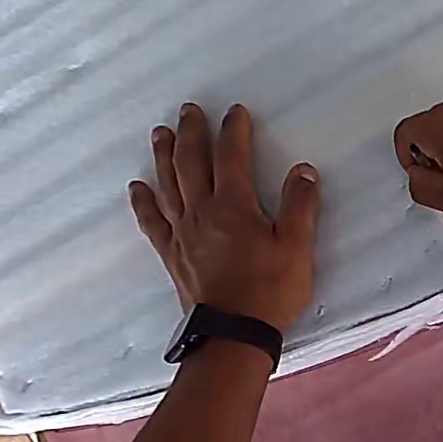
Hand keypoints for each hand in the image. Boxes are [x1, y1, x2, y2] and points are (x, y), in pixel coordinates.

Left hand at [129, 103, 320, 331]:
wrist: (235, 331)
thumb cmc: (272, 290)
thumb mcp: (298, 248)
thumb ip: (300, 207)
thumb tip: (304, 170)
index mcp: (235, 207)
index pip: (232, 158)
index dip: (235, 132)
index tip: (236, 112)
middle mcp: (202, 212)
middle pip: (193, 163)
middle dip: (193, 133)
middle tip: (190, 110)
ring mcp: (183, 232)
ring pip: (168, 184)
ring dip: (165, 156)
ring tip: (161, 133)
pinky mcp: (173, 254)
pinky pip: (153, 221)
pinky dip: (144, 201)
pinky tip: (138, 187)